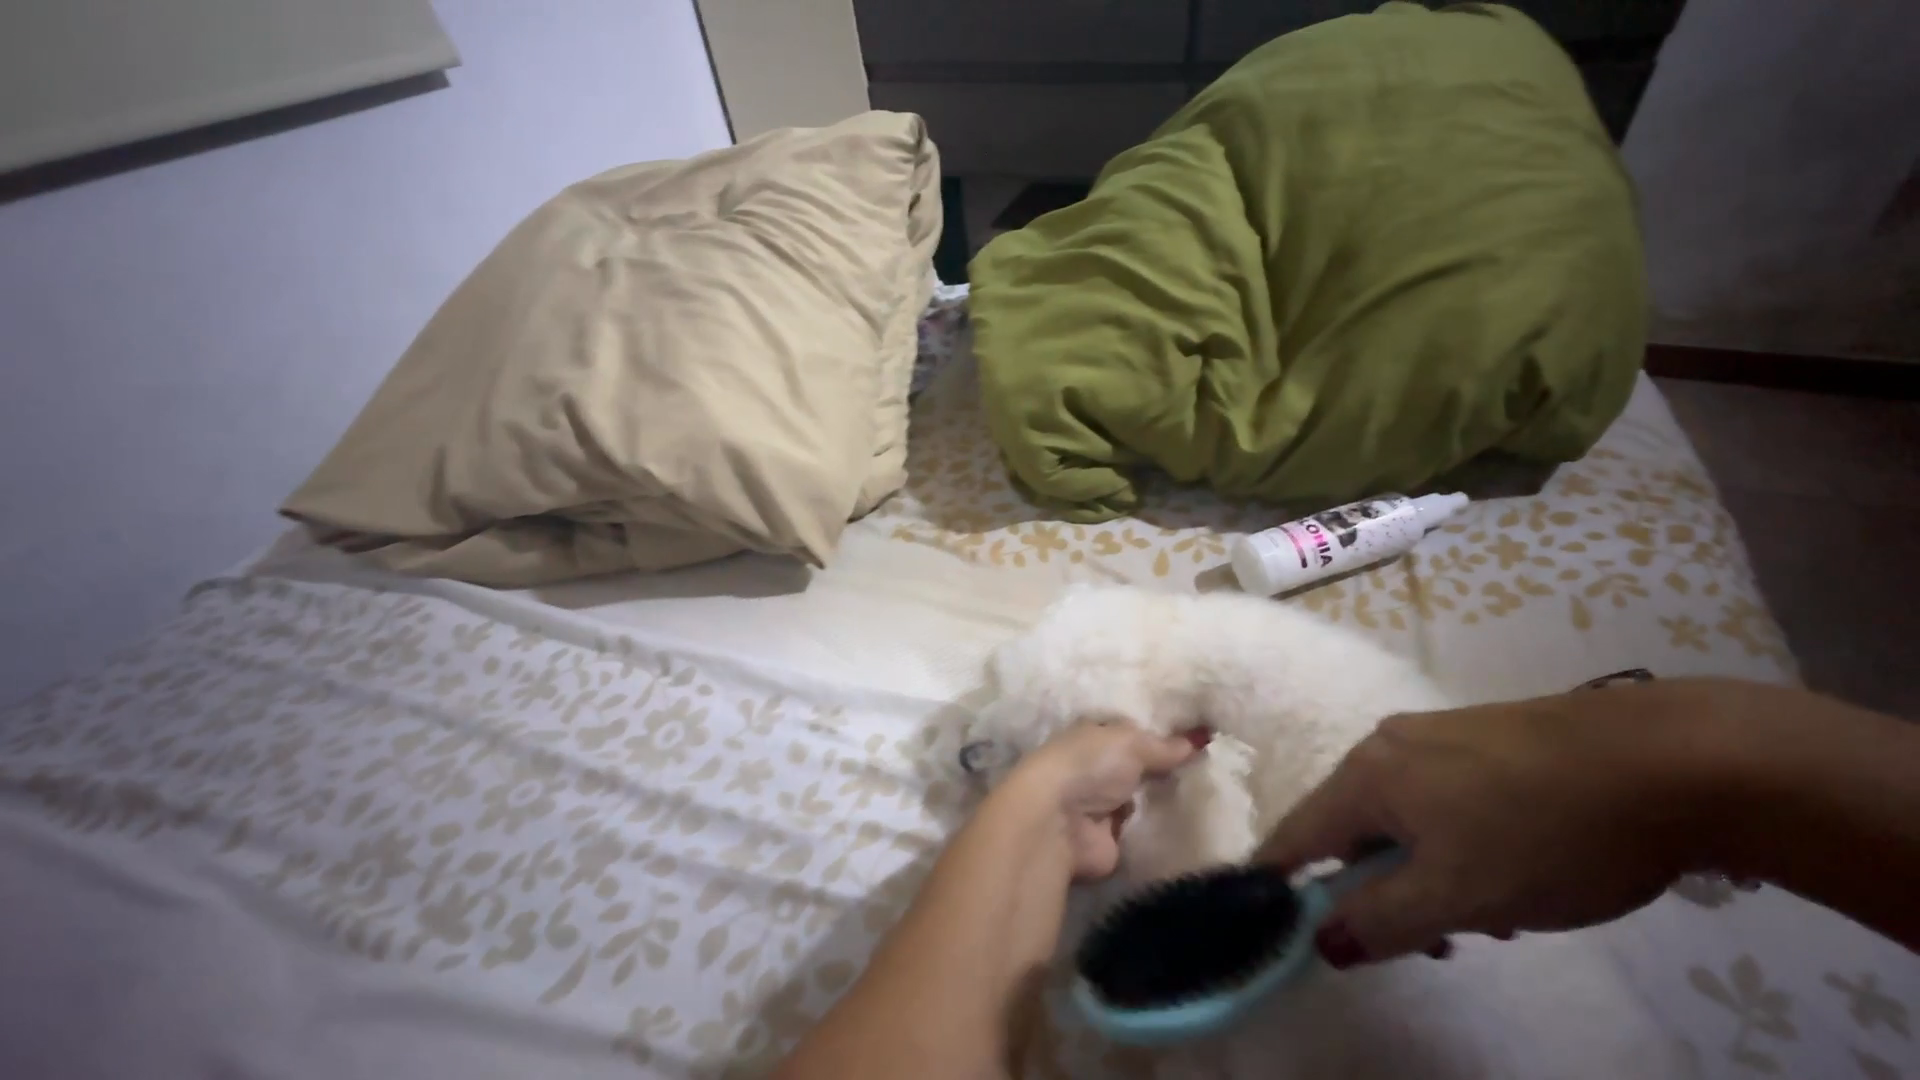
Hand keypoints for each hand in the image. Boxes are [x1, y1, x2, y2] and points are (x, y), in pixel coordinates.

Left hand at [1005, 722, 1201, 879]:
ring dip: (1167, 801)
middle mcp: (1095, 770)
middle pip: (1138, 768)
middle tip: (1214, 770)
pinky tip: (1197, 824)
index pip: (1130, 733)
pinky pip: (1144, 831)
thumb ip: (1164, 745)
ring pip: (1143, 800)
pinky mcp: (1111, 842)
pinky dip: (1163, 829)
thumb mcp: (1130, 743)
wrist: (1055, 822)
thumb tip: (1198, 739)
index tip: (1200, 738)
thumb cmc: (1088, 766)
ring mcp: (1101, 807)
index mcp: (1092, 737)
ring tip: (1213, 796)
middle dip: (1167, 770)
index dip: (1161, 735)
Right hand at [1257, 678, 1782, 965]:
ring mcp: (1436, 735)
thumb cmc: (1547, 833)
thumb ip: (1382, 923)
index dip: (1280, 885)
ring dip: (1424, 871)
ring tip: (1490, 912)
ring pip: (1402, 817)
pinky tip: (1514, 865)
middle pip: (1352, 829)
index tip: (1281, 928)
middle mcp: (1385, 746)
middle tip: (1431, 939)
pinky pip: (1440, 798)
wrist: (1669, 760)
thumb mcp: (1461, 897)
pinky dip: (1455, 841)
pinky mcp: (1483, 737)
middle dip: (1377, 889)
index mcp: (1365, 777)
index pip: (1295, 838)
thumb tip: (1321, 940)